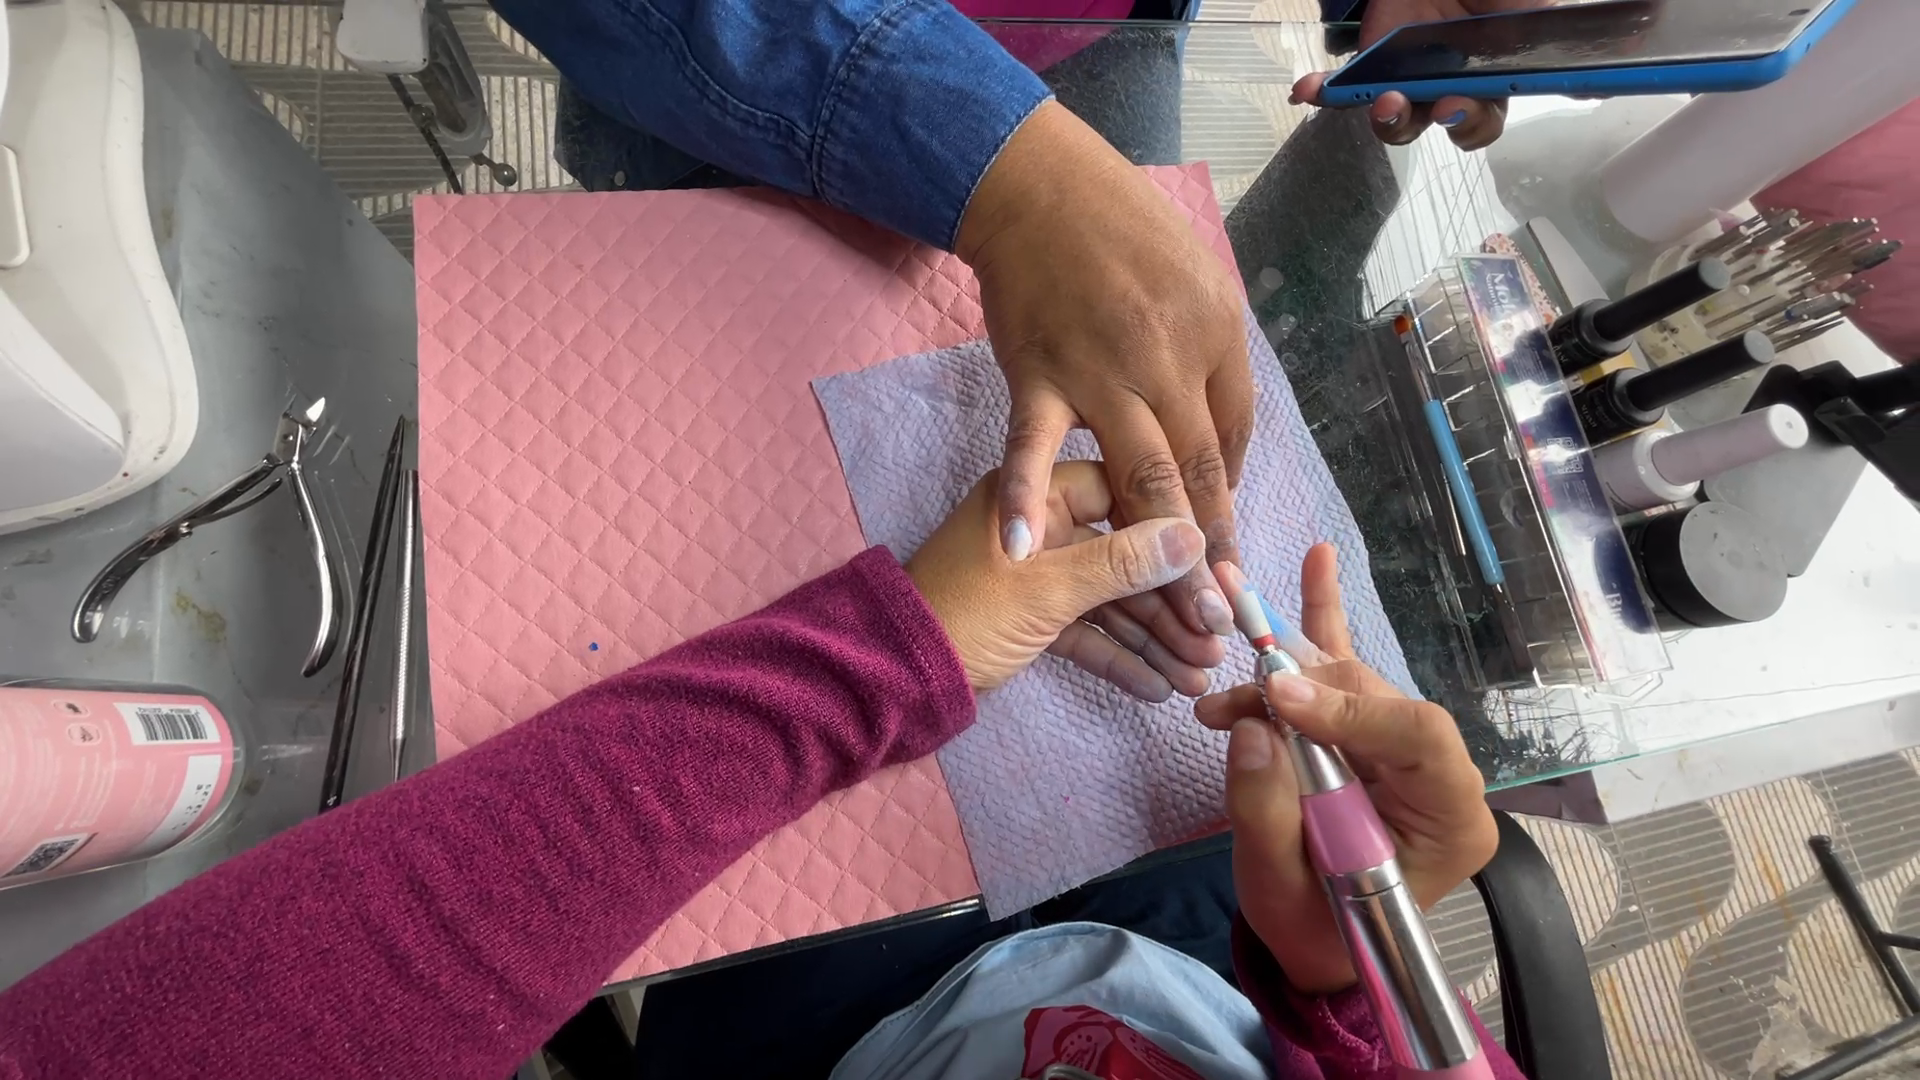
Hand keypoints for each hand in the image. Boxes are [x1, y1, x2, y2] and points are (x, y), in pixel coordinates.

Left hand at [908, 462, 1215, 699]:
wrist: (898, 675)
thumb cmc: (967, 614)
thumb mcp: (1045, 588)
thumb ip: (1120, 563)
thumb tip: (1193, 537)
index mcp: (1034, 497)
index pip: (1122, 496)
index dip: (1172, 534)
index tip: (1217, 573)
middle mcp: (1042, 528)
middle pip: (1122, 557)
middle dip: (1169, 604)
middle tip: (1216, 644)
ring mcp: (1038, 576)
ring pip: (1108, 600)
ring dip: (1152, 637)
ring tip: (1197, 675)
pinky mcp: (1033, 618)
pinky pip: (1084, 631)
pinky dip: (1116, 657)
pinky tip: (1157, 688)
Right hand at [955, 100, 1251, 641]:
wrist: (1044, 193)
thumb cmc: (1126, 237)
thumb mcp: (1199, 285)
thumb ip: (1212, 366)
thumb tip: (1215, 446)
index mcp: (1216, 337)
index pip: (1233, 440)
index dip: (1231, 505)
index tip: (1226, 557)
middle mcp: (1169, 360)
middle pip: (1198, 472)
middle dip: (1213, 552)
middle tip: (1221, 620)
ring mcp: (1101, 371)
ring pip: (1137, 473)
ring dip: (1153, 552)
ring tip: (1169, 617)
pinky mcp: (1037, 377)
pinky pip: (1032, 446)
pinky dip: (1027, 497)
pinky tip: (1024, 551)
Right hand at [1194, 543, 1496, 992]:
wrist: (1312, 935)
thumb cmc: (1308, 923)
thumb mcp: (1279, 884)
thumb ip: (1265, 811)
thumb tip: (1251, 726)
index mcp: (1447, 818)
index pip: (1422, 736)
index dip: (1351, 708)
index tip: (1276, 702)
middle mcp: (1433, 771)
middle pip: (1373, 696)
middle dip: (1296, 691)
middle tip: (1229, 707)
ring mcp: (1395, 746)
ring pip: (1344, 677)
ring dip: (1279, 676)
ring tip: (1227, 700)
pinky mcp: (1358, 731)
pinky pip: (1343, 665)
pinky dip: (1322, 617)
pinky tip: (1319, 561)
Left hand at [1290, 0, 1547, 150]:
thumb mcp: (1528, 6)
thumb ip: (1553, 37)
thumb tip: (1616, 66)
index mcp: (1482, 83)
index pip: (1477, 125)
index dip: (1470, 126)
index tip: (1463, 109)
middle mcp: (1438, 91)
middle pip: (1424, 125)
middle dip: (1418, 119)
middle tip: (1422, 104)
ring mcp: (1398, 82)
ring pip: (1385, 118)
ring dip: (1381, 114)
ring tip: (1381, 97)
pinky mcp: (1363, 69)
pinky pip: (1337, 89)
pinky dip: (1320, 89)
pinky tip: (1305, 89)